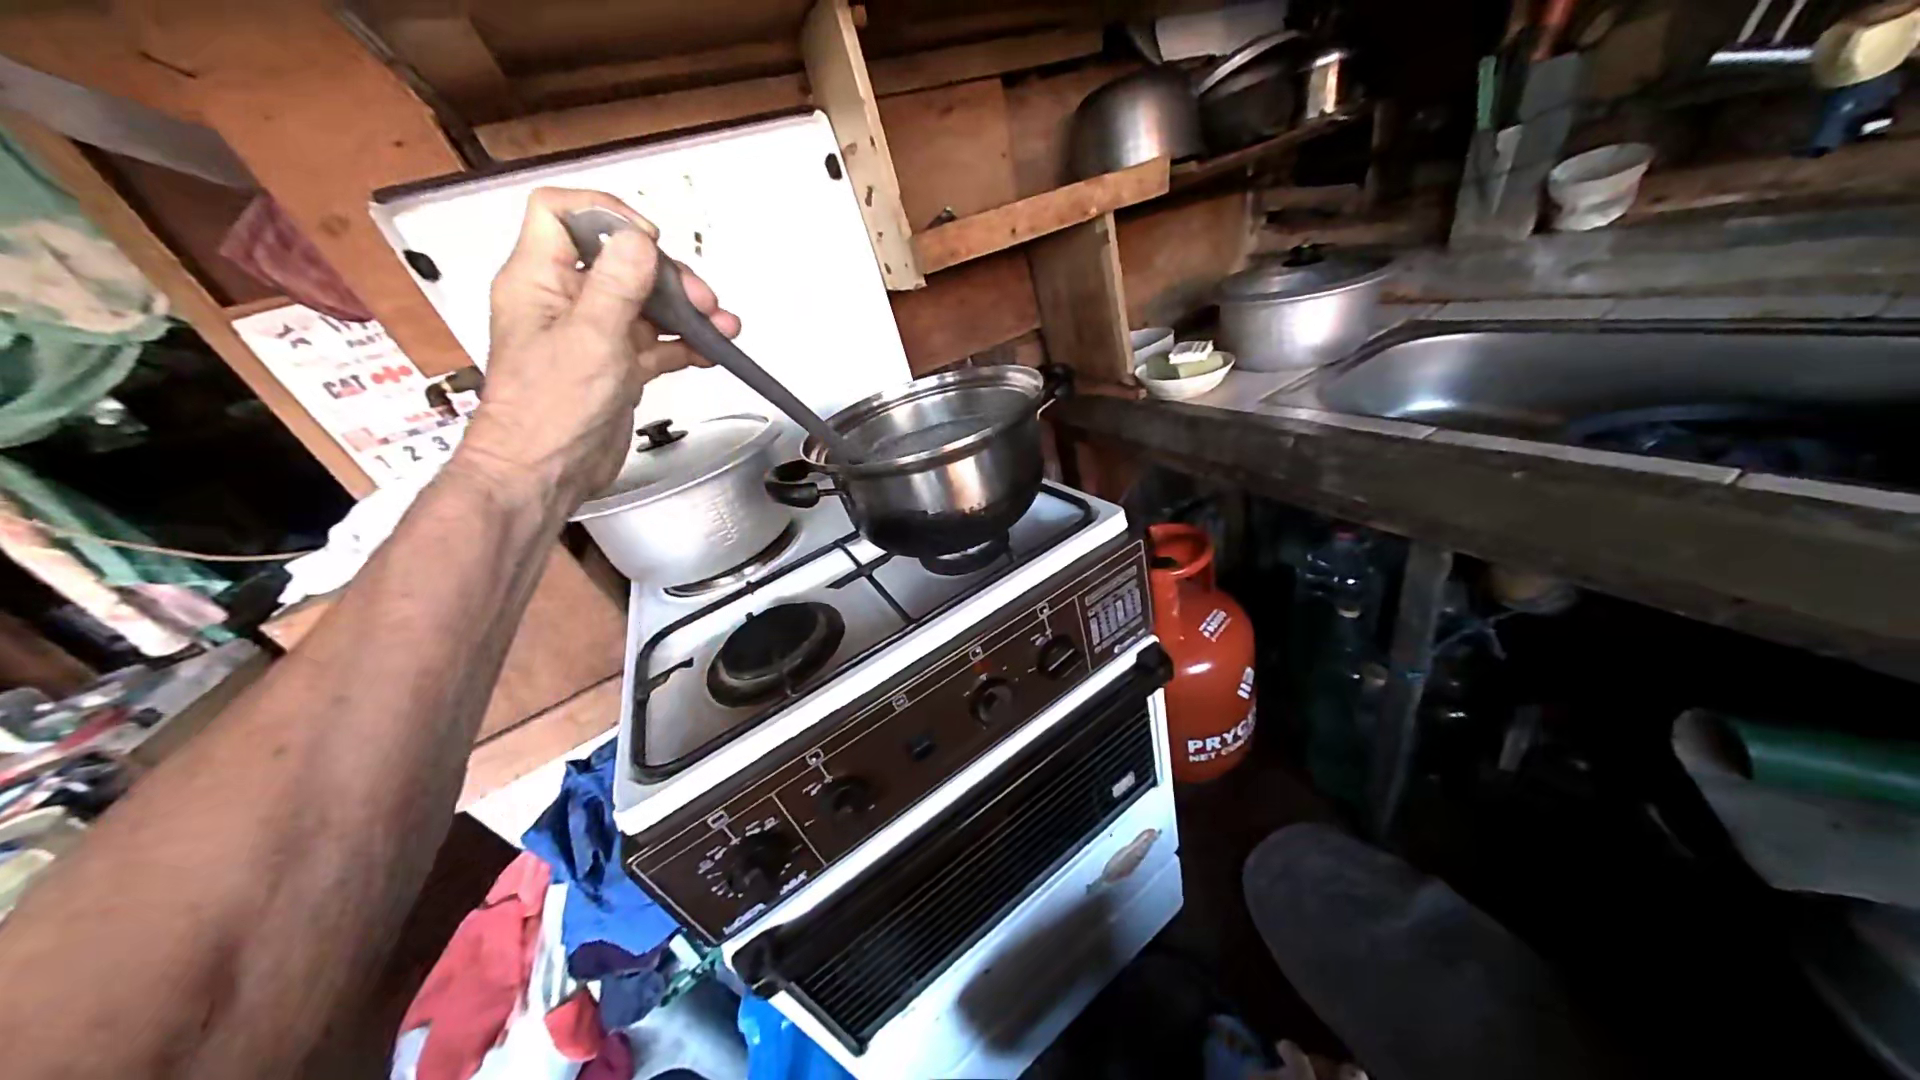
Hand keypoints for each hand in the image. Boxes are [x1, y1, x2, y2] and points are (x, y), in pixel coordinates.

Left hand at [456, 187, 739, 508]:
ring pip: (647, 305)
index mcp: (539, 281)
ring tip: (719, 326)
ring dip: (686, 312)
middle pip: (622, 262)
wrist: (546, 471)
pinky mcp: (616, 365)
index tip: (647, 240)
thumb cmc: (546, 413)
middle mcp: (566, 302)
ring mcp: (594, 335)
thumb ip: (616, 285)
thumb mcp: (589, 338)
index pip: (562, 215)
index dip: (607, 216)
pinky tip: (708, 351)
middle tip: (698, 298)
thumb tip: (637, 241)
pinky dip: (685, 344)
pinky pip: (657, 343)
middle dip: (667, 275)